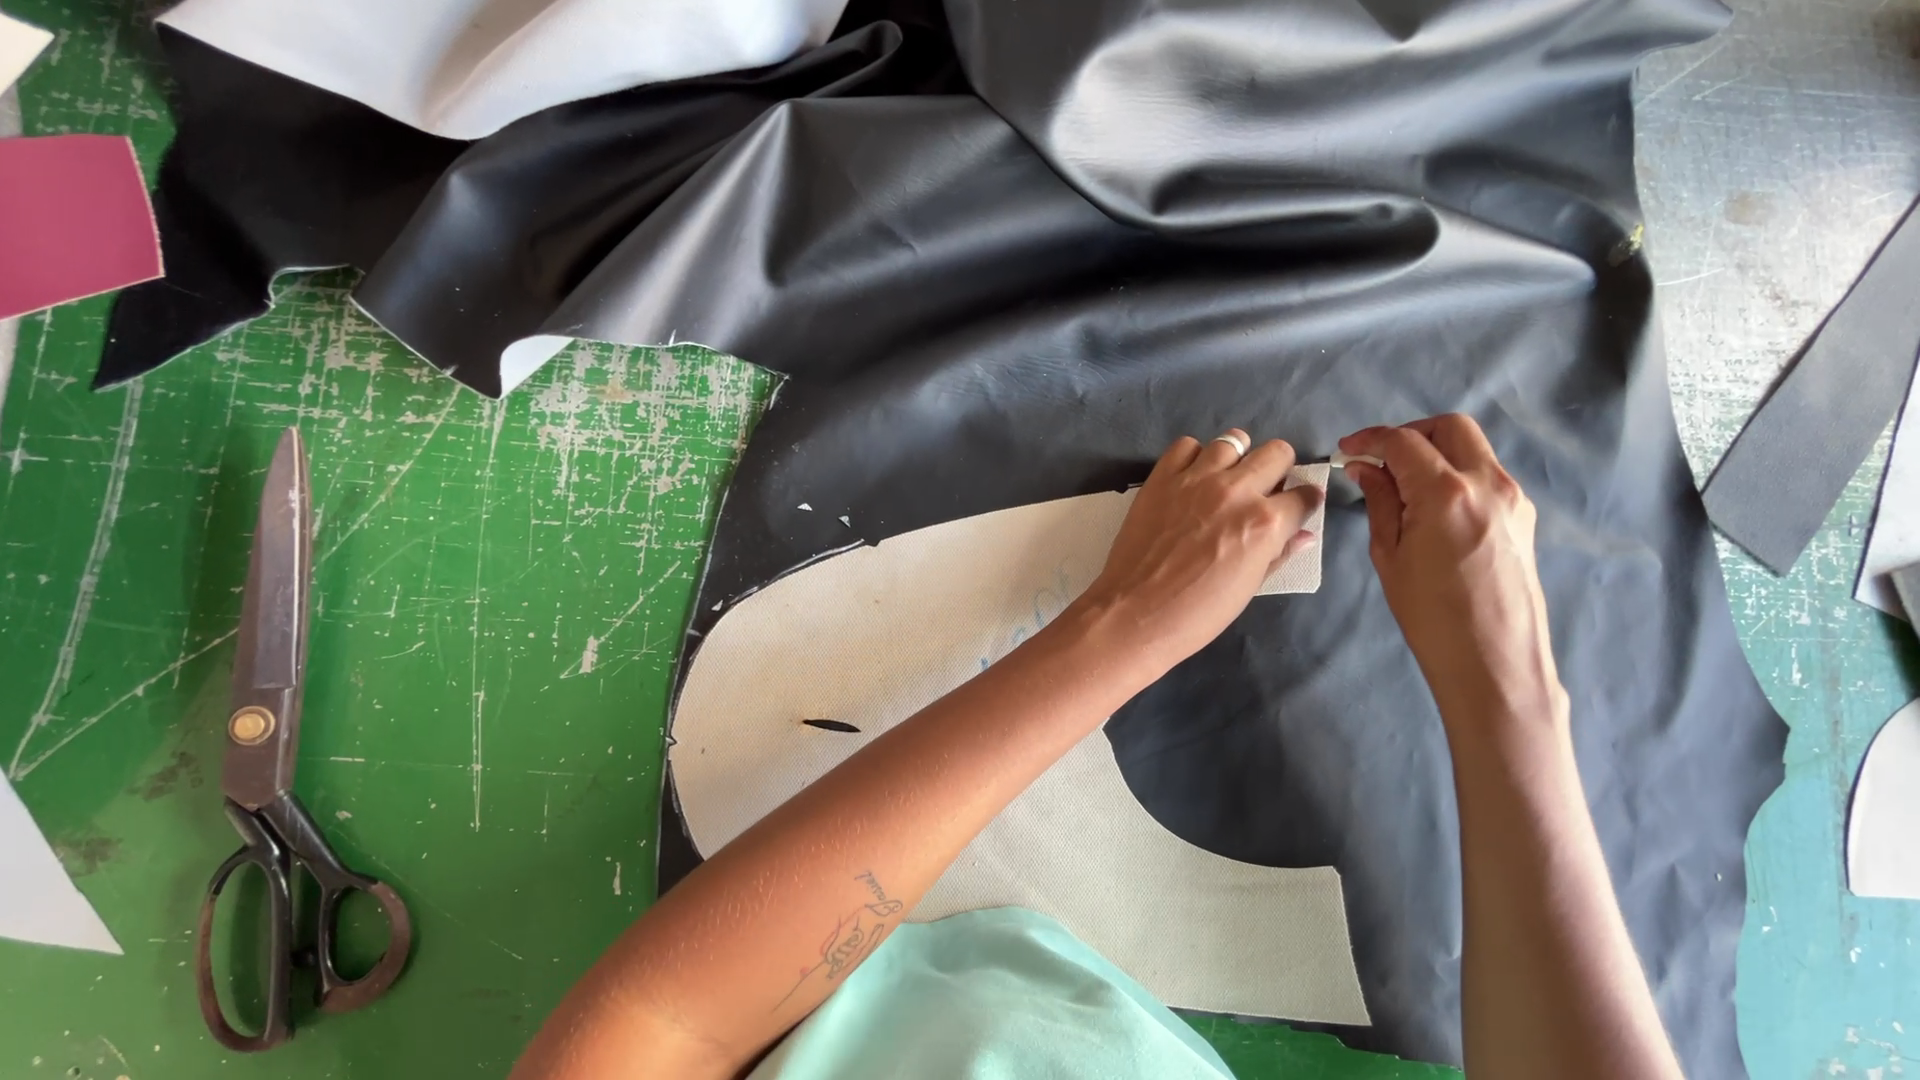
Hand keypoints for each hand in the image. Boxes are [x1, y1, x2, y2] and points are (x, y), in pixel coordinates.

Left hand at [1069, 430, 1322, 675]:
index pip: (1304, 495)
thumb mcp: (1249, 588)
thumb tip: (1303, 535)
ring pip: (1232, 441)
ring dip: (1236, 459)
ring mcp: (1196, 479)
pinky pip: (1186, 446)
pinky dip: (1193, 457)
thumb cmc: (1198, 613)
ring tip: (1226, 480)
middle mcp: (1236, 491)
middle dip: (1278, 469)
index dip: (1304, 502)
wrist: (1135, 611)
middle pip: (1276, 453)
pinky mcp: (1162, 477)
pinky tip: (1191, 478)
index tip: (1297, 507)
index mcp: (1265, 523)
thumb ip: (1279, 554)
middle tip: (1264, 489)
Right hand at [1338, 415, 1567, 735]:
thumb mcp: (1389, 556)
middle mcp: (1488, 483)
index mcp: (1446, 493)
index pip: (1403, 442)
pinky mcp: (1523, 516)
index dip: (1369, 439)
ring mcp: (1513, 498)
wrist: (1493, 660)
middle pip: (1450, 427)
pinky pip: (1486, 475)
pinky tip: (1432, 506)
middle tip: (1380, 459)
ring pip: (1473, 448)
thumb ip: (1381, 502)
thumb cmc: (1429, 614)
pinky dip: (1455, 473)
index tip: (1347, 450)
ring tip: (1403, 485)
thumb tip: (1367, 469)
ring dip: (1435, 452)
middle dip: (1410, 433)